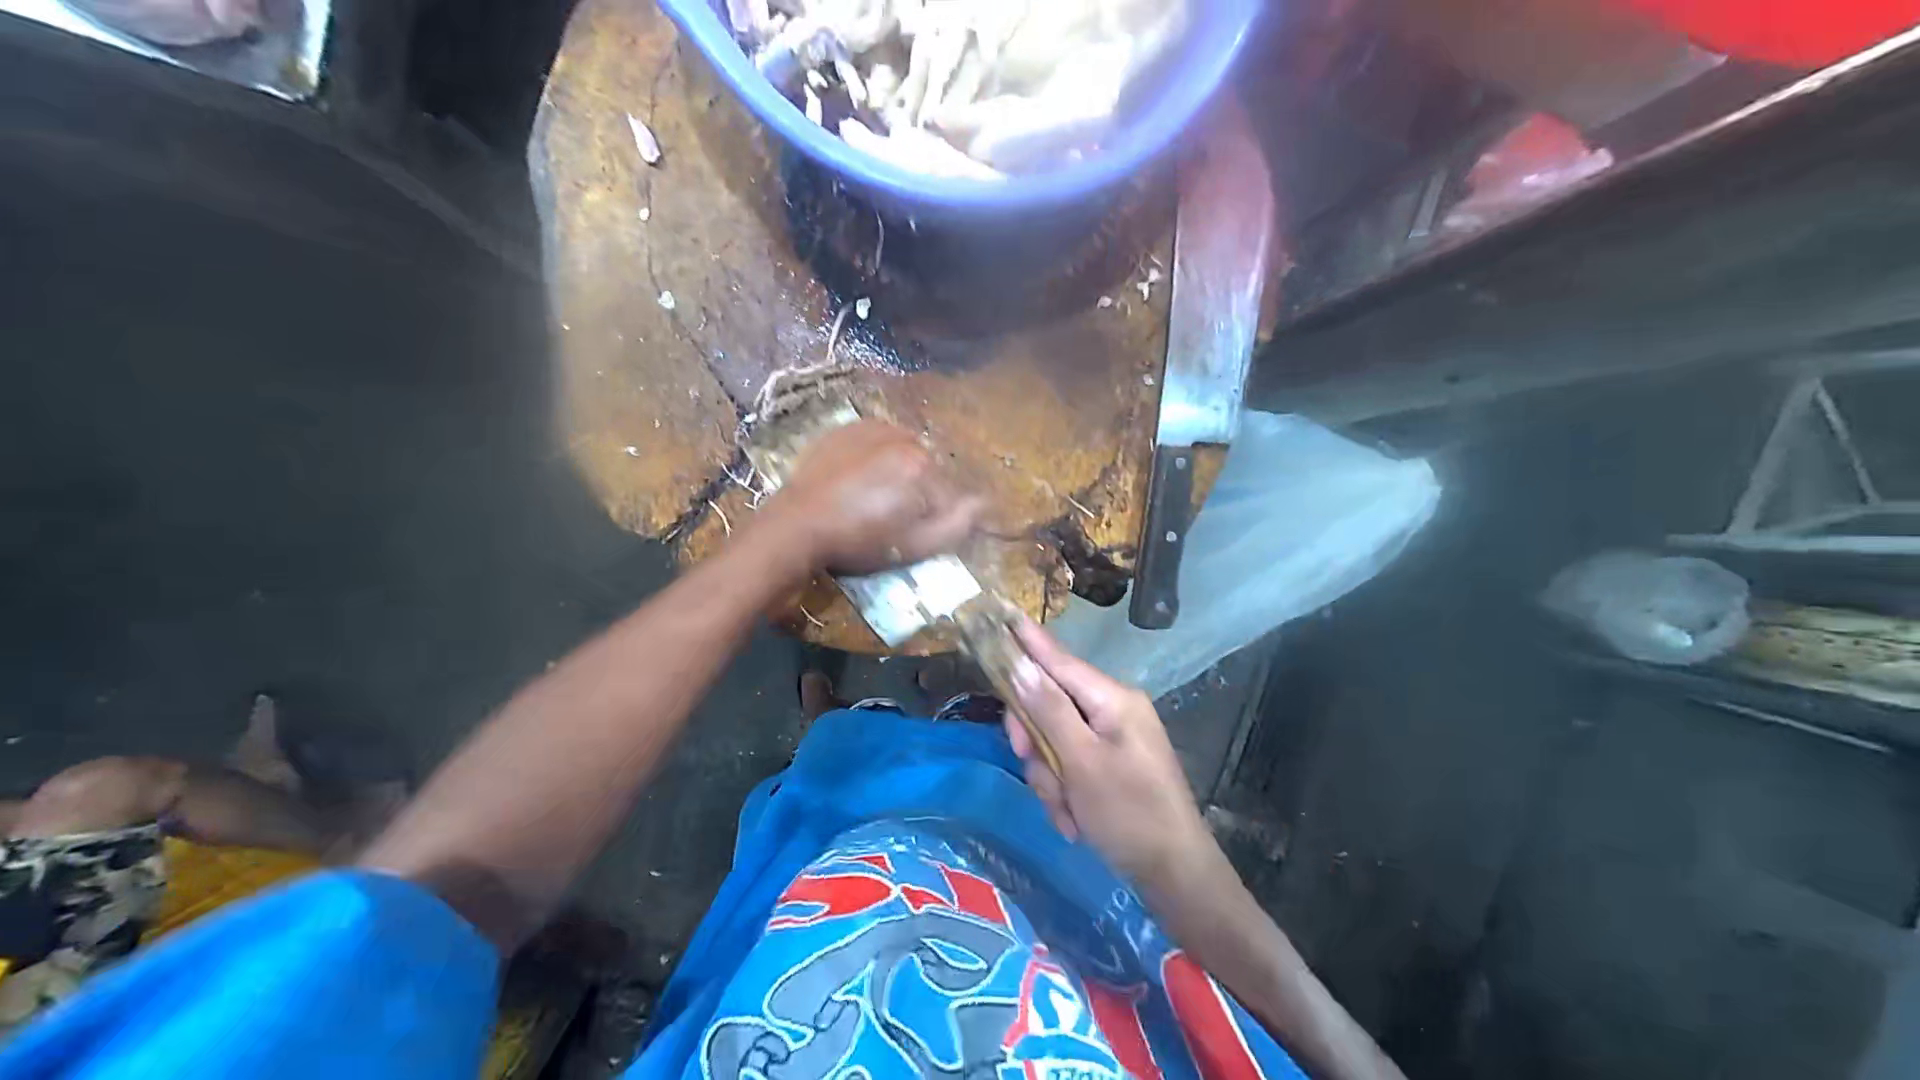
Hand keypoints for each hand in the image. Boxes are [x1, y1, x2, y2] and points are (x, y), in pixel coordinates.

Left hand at [765, 421, 982, 573]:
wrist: (798, 524)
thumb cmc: (858, 540)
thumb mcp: (913, 546)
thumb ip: (956, 525)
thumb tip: (984, 503)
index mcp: (922, 467)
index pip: (948, 494)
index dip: (935, 519)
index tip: (913, 535)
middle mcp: (903, 438)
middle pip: (926, 470)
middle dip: (917, 493)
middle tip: (889, 520)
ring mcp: (873, 428)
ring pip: (902, 452)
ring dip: (897, 472)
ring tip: (871, 499)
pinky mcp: (847, 429)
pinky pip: (876, 441)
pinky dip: (876, 457)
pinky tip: (859, 479)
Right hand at [1003, 616, 1213, 890]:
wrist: (1175, 874)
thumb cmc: (1129, 812)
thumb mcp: (1081, 761)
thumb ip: (1048, 710)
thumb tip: (1019, 664)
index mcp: (1112, 699)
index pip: (1059, 660)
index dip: (1027, 640)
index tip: (1001, 615)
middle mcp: (1111, 710)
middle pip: (1049, 705)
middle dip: (1036, 742)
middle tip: (1027, 762)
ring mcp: (1111, 739)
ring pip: (1053, 741)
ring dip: (1050, 778)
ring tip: (1066, 811)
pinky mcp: (1109, 765)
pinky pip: (1069, 766)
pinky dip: (1064, 793)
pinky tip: (1074, 822)